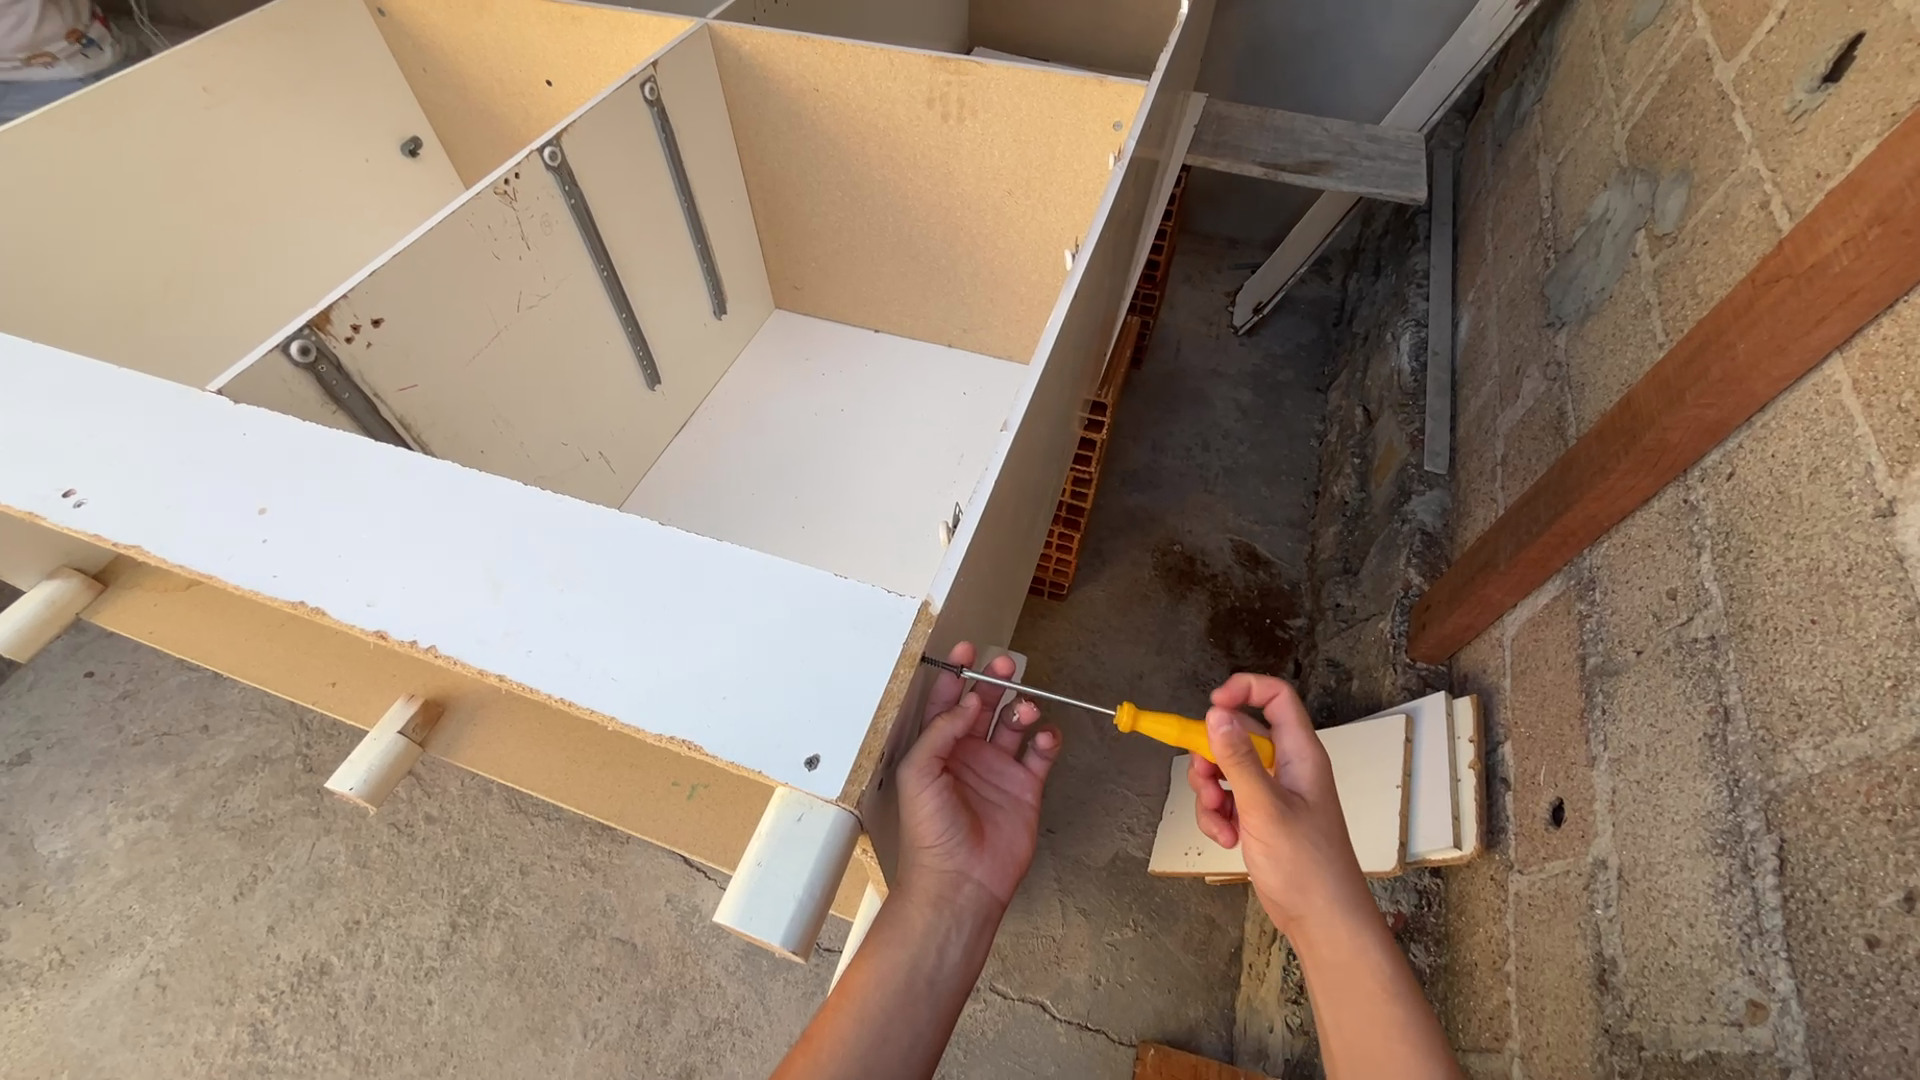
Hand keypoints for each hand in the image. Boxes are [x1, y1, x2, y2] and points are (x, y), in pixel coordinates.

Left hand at [895, 642, 1061, 918]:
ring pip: (1014, 724)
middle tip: (1004, 665)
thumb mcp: (919, 773)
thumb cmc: (930, 833)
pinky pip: (1040, 753)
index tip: (967, 650)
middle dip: (993, 682)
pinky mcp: (1025, 787)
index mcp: (938, 749)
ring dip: (1021, 708)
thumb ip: (940, 731)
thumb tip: (967, 701)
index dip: (957, 675)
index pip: (948, 702)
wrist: (960, 881)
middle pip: (984, 705)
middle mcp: (968, 754)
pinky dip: (1046, 738)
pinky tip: (1043, 734)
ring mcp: (998, 769)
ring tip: (1024, 709)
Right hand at [1188, 673, 1373, 937]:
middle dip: (1211, 756)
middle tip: (1205, 782)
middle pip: (1237, 734)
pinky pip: (1225, 798)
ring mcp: (1271, 791)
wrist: (1321, 922)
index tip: (1211, 707)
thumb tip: (1215, 713)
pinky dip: (1216, 815)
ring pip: (1224, 768)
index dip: (1243, 690)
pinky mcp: (1258, 815)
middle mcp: (1285, 766)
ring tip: (1219, 820)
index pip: (1275, 697)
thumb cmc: (1305, 864)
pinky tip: (1225, 839)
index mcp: (1299, 753)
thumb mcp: (1265, 808)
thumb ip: (1237, 759)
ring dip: (1210, 792)